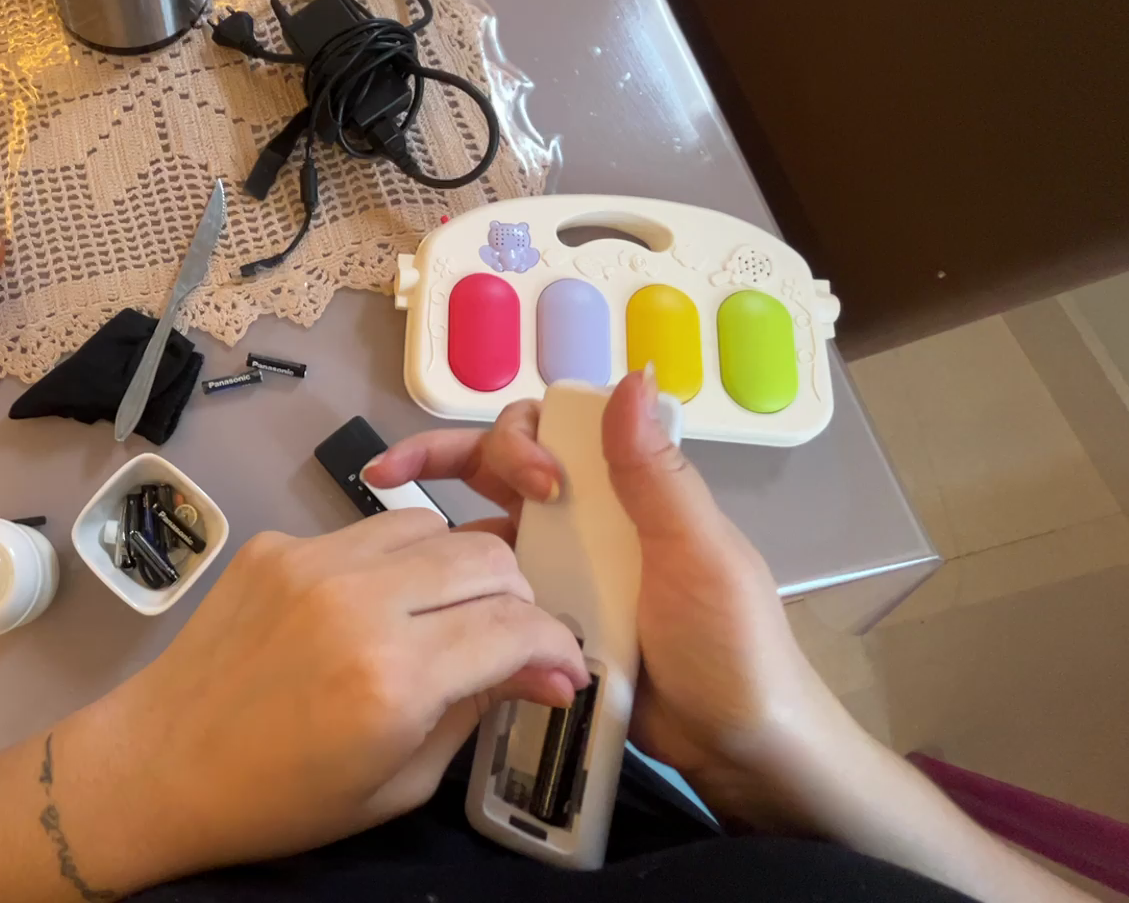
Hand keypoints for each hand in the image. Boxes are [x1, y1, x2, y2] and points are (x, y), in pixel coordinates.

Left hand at [67, 508, 588, 882]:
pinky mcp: (274, 543)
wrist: (163, 756)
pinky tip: (366, 602)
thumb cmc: (282, 798)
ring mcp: (308, 558)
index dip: (554, 643)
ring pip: (423, 524)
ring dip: (452, 563)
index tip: (557, 665)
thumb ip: (476, 708)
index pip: (515, 623)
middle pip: (480, 553)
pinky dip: (386, 560)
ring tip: (439, 609)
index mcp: (392, 674)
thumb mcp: (398, 781)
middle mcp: (355, 596)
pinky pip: (360, 531)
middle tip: (504, 634)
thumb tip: (547, 668)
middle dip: (514, 593)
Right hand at [366, 374, 859, 831]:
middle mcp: (573, 515)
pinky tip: (427, 593)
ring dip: (439, 521)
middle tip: (394, 475)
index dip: (515, 439)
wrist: (735, 753)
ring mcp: (549, 565)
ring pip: (475, 523)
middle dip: (438, 457)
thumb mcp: (699, 554)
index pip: (541, 430)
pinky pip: (480, 583)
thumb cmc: (731, 645)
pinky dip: (452, 580)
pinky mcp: (532, 613)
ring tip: (402, 543)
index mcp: (613, 487)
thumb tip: (635, 376)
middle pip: (488, 464)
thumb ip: (656, 474)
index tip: (536, 486)